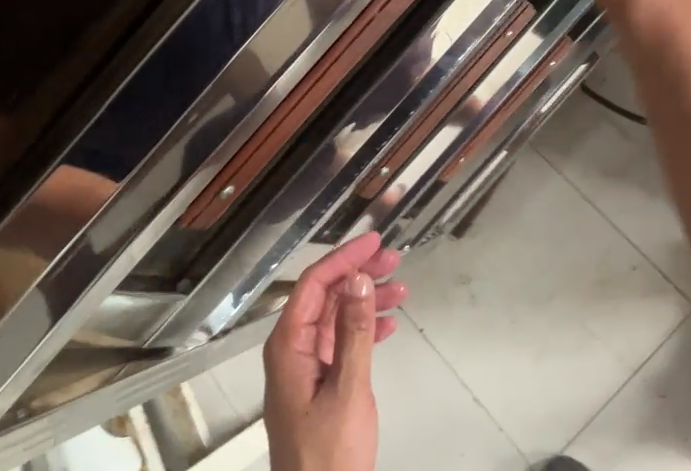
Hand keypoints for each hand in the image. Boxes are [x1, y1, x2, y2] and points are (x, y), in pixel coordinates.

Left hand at [264, 231, 407, 470]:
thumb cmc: (329, 452)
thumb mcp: (347, 389)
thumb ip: (353, 331)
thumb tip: (357, 279)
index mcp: (288, 344)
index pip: (314, 284)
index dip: (343, 258)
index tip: (374, 240)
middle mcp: (293, 348)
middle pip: (326, 296)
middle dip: (359, 275)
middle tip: (395, 260)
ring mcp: (305, 367)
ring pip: (336, 317)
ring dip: (367, 301)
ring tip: (402, 288)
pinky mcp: (319, 384)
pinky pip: (341, 342)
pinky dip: (365, 330)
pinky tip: (389, 324)